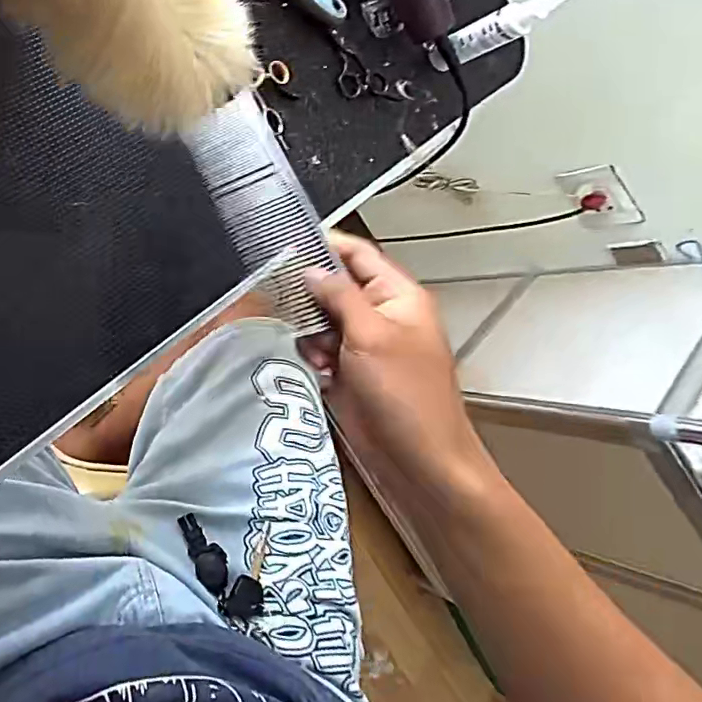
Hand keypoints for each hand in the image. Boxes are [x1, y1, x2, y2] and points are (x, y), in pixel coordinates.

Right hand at [301, 233, 504, 515]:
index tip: (288, 242)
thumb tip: (309, 269)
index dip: (326, 244)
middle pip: (333, 285)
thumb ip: (338, 296)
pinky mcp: (347, 368)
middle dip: (309, 294)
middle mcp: (379, 314)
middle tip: (283, 296)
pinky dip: (311, 354)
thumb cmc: (407, 395)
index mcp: (398, 297)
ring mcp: (363, 343)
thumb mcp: (371, 335)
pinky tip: (317, 368)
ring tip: (314, 348)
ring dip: (309, 329)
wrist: (418, 460)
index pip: (358, 254)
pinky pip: (317, 347)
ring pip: (319, 317)